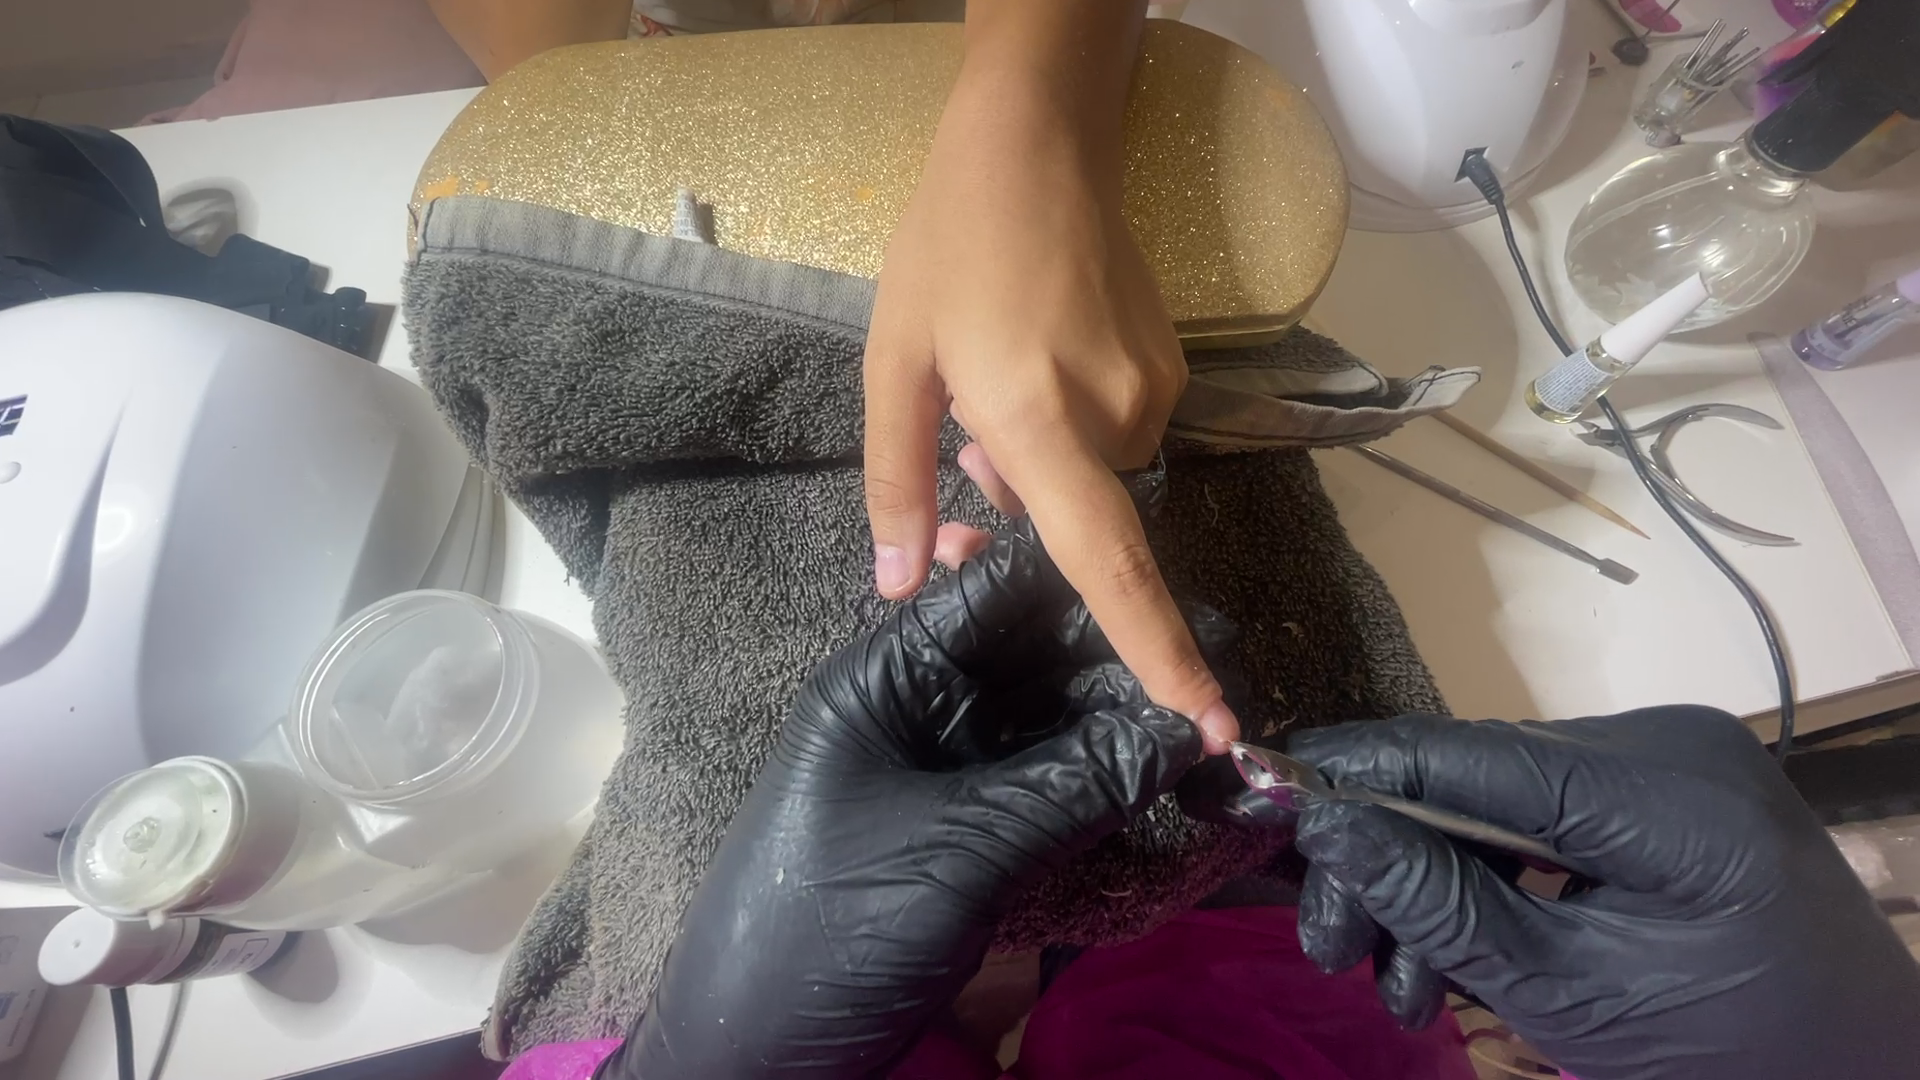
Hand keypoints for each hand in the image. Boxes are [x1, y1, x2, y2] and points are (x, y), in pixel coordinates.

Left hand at [604, 524, 1203, 1079]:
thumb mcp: (955, 852)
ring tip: (1206, 713)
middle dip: (1113, 657)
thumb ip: (1071, 784)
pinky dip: (1096, 766)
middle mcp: (920, 697)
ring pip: (1044, 711)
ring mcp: (946, 756)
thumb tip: (1187, 731)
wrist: (763, 1052)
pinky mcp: (969, 810)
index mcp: (886, 673)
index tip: (1171, 596)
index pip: (990, 594)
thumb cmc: (832, 928)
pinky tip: (1157, 762)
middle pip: (1029, 652)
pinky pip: (1043, 768)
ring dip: (1115, 713)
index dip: (1079, 591)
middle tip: (1215, 666)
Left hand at [862, 0, 1237, 750]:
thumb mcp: (894, 367)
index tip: (1212, 725)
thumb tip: (903, 582)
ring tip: (995, 401)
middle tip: (966, 468)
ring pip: (1096, 478)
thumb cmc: (947, 249)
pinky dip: (1072, 437)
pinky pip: (1116, 438)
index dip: (1158, 649)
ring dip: (1043, 467)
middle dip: (1023, 517)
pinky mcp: (1169, 372)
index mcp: (1038, 418)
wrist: (1035, 145)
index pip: (1106, 559)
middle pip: (1081, 521)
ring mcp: (1154, 393)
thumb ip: (897, 483)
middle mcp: (1115, 417)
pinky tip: (1038, 379)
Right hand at [1287, 708, 1919, 1079]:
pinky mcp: (1642, 776)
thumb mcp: (1559, 996)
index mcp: (1669, 799)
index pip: (1459, 753)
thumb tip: (1317, 820)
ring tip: (1394, 975)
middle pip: (1458, 777)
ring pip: (1477, 792)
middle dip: (1382, 858)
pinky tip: (1446, 939)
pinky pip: (1518, 802)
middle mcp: (1661, 742)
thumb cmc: (1726, 1068)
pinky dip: (1472, 864)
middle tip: (1332, 942)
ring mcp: (1657, 753)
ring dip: (1421, 874)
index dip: (1349, 768)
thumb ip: (1429, 899)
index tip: (1262, 788)